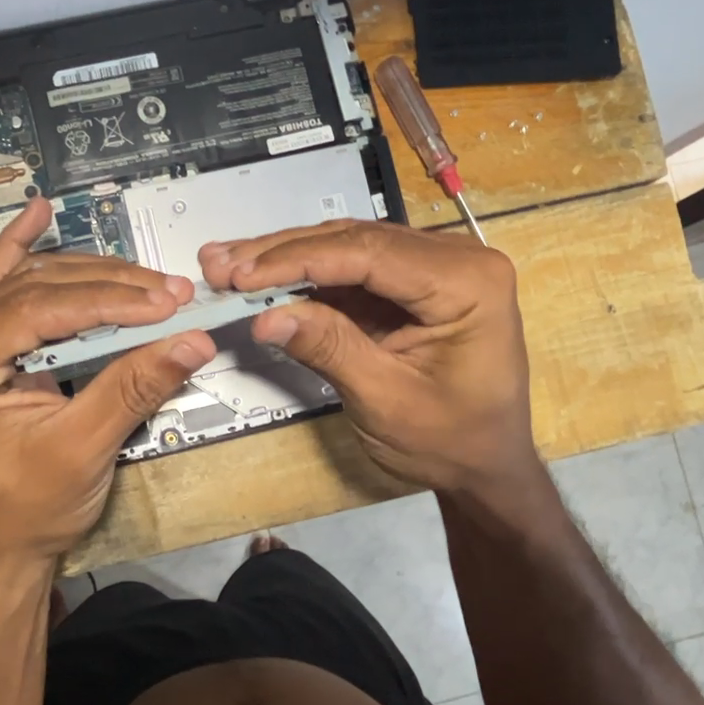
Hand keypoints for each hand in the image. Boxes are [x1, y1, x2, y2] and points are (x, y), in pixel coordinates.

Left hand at [0, 198, 215, 580]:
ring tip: (151, 283)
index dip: (107, 300)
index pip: (35, 308)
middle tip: (174, 294)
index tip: (167, 302)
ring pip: (32, 282)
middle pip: (36, 288)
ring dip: (94, 278)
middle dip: (110, 288)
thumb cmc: (28, 509)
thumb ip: (132, 387)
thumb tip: (195, 338)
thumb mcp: (81, 450)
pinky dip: (26, 248)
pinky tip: (38, 212)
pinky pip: (5, 286)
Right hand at [199, 219, 533, 493]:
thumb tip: (265, 318)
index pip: (369, 253)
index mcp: (467, 283)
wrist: (485, 464)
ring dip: (286, 258)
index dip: (297, 260)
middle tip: (218, 263)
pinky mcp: (412, 283)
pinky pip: (352, 269)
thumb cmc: (450, 441)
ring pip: (348, 247)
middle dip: (281, 253)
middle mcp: (457, 259)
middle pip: (355, 240)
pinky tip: (262, 277)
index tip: (239, 275)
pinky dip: (305, 276)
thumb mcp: (386, 400)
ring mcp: (435, 267)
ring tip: (226, 265)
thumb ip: (330, 349)